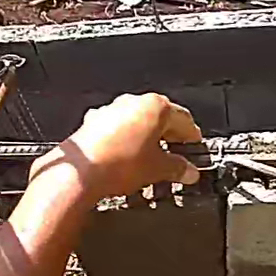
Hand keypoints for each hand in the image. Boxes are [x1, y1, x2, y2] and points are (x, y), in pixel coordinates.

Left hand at [32, 93, 202, 201]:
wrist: (80, 174)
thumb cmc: (119, 164)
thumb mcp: (158, 169)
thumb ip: (178, 168)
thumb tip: (188, 171)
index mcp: (155, 106)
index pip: (183, 119)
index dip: (192, 136)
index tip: (194, 148)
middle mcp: (132, 102)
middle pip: (160, 117)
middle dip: (170, 136)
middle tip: (177, 155)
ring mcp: (111, 110)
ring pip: (137, 122)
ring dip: (147, 138)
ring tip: (152, 160)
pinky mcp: (94, 123)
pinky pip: (119, 129)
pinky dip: (128, 141)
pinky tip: (129, 158)